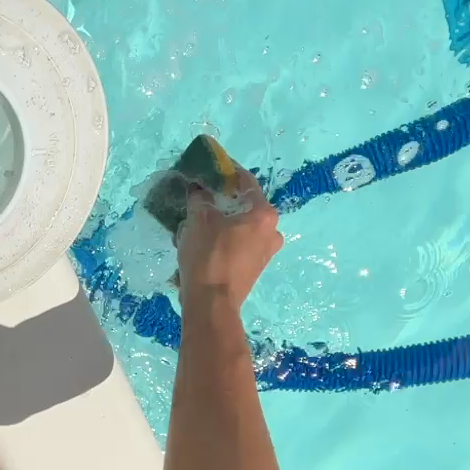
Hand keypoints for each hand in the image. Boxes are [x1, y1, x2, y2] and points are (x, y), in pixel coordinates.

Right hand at [176, 145, 283, 312]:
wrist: (212, 304)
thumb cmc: (208, 256)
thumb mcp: (198, 221)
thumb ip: (200, 198)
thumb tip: (198, 186)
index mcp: (264, 214)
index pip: (245, 182)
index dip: (226, 171)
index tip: (210, 166)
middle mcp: (272, 231)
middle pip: (244, 206)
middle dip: (222, 200)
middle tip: (200, 197)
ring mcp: (266, 252)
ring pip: (241, 227)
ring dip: (222, 222)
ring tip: (197, 223)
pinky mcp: (254, 268)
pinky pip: (239, 244)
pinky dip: (223, 239)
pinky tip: (203, 243)